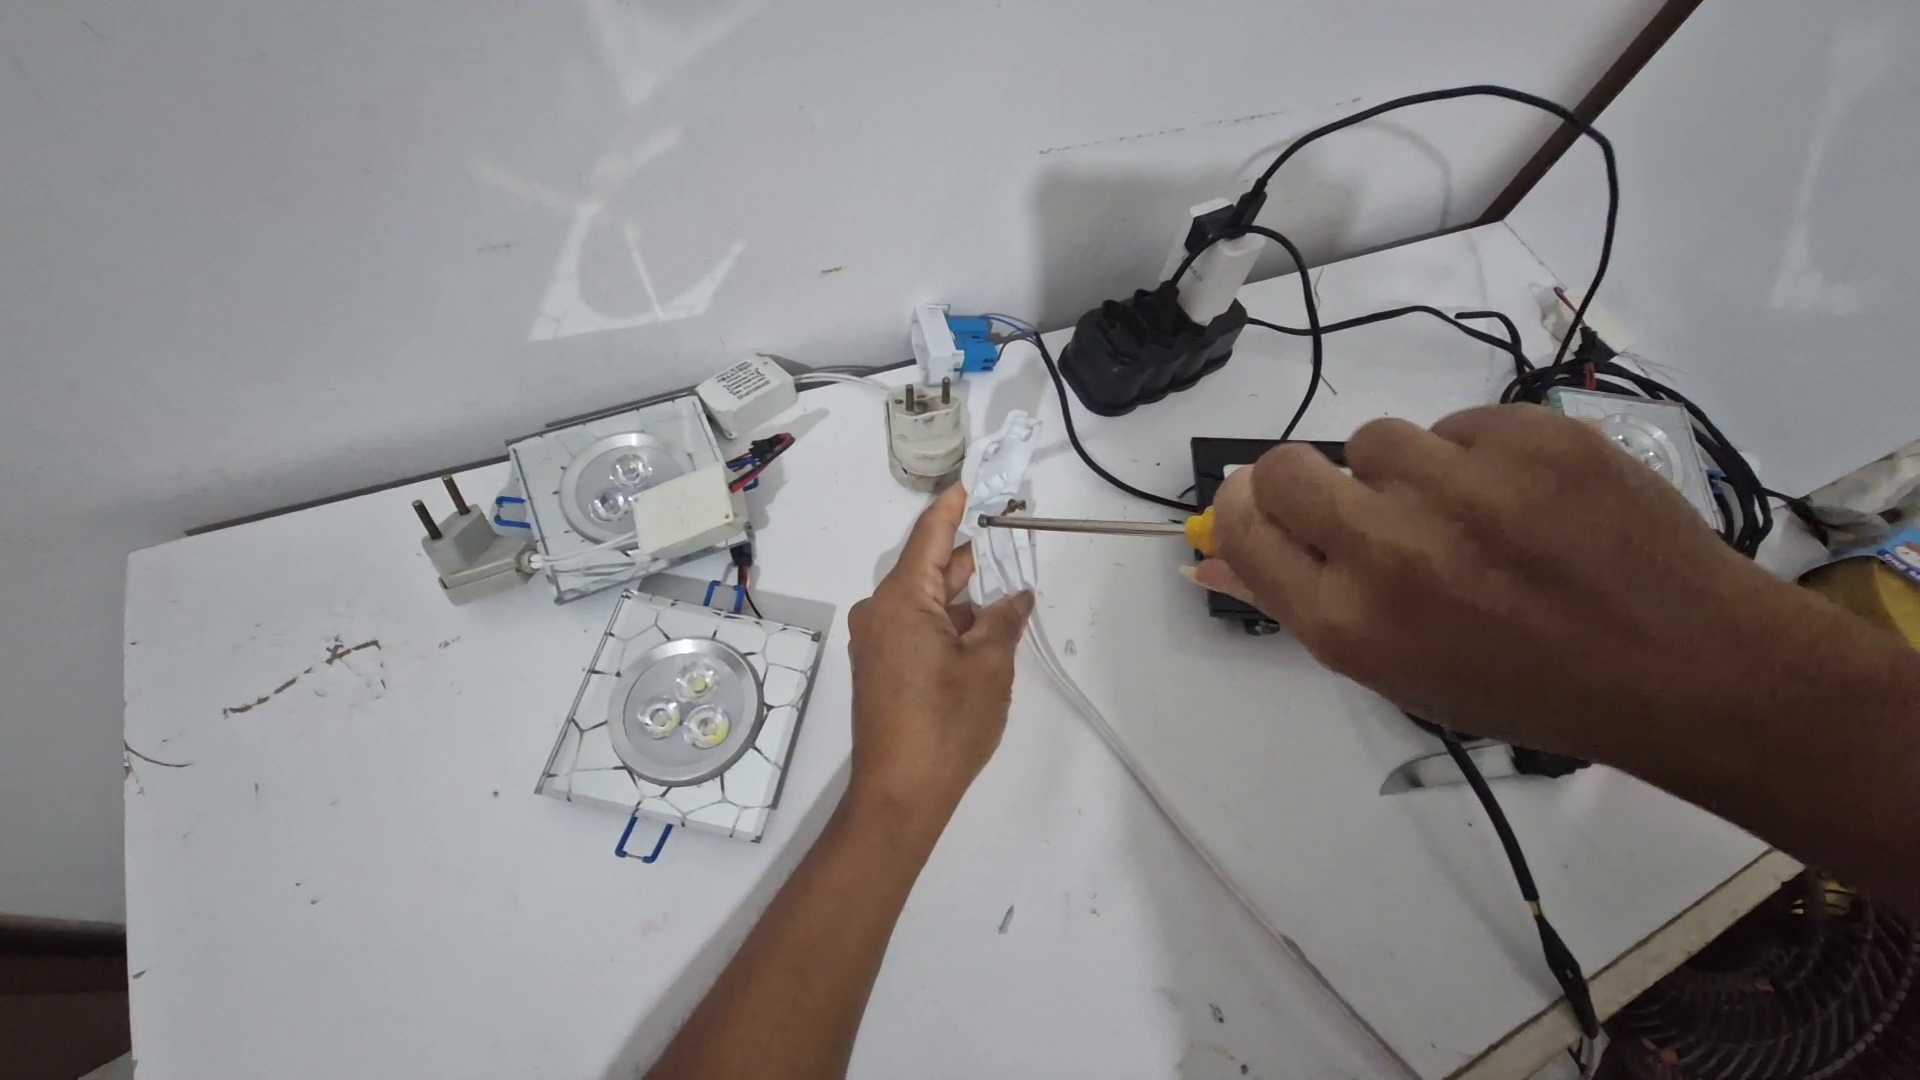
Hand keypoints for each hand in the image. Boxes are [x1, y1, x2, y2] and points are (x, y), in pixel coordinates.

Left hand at [846, 485, 1032, 827]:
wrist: (899, 794)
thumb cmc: (946, 723)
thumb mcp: (989, 665)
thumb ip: (1004, 620)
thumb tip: (1014, 597)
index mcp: (900, 599)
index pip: (929, 537)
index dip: (951, 508)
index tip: (967, 484)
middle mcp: (879, 612)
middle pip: (928, 570)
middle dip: (969, 559)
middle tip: (1007, 541)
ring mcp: (875, 642)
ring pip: (925, 603)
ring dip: (962, 598)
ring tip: (1005, 590)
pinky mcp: (879, 668)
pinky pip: (915, 628)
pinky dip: (946, 623)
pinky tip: (981, 630)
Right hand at [1195, 404, 1868, 761]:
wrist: (1686, 669)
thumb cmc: (1512, 684)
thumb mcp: (1386, 666)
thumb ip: (1288, 602)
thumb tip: (1204, 560)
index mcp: (1346, 621)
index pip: (1241, 525)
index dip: (1243, 509)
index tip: (1266, 507)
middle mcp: (1387, 549)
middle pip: (1281, 466)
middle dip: (1301, 481)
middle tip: (1354, 506)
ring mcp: (1464, 487)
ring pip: (1372, 437)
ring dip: (1397, 471)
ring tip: (1459, 512)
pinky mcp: (1535, 439)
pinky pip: (1457, 424)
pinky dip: (1473, 456)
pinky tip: (1520, 499)